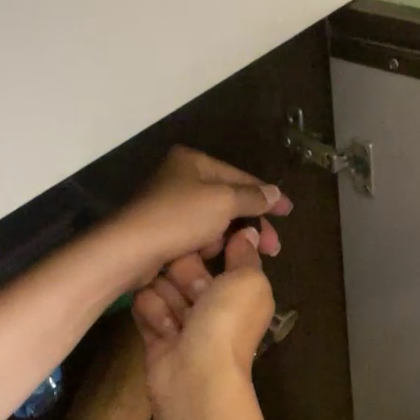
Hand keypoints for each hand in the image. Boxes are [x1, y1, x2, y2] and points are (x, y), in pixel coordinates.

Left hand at [110, 147, 291, 285]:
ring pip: (214, 222)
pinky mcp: (163, 231)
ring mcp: (170, 206)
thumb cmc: (179, 218)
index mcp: (193, 162)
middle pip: (228, 200)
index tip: (289, 212)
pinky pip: (196, 237)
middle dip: (250, 223)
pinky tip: (208, 258)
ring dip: (225, 238)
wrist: (130, 250)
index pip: (240, 176)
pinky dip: (205, 247)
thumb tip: (275, 192)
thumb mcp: (223, 202)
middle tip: (273, 247)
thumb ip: (252, 197)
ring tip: (229, 252)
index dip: (266, 195)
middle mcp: (180, 178)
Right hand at [132, 227, 274, 403]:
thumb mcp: (249, 280)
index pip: (218, 249)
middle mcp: (212, 299)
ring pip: (161, 281)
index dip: (210, 244)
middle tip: (197, 295)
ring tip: (180, 321)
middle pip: (185, 263)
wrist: (197, 376)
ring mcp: (182, 315)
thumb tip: (247, 232)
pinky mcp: (155, 330)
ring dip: (168, 298)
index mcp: (239, 285)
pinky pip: (144, 303)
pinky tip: (166, 333)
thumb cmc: (228, 323)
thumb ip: (245, 254)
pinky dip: (153, 315)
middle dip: (186, 274)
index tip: (207, 245)